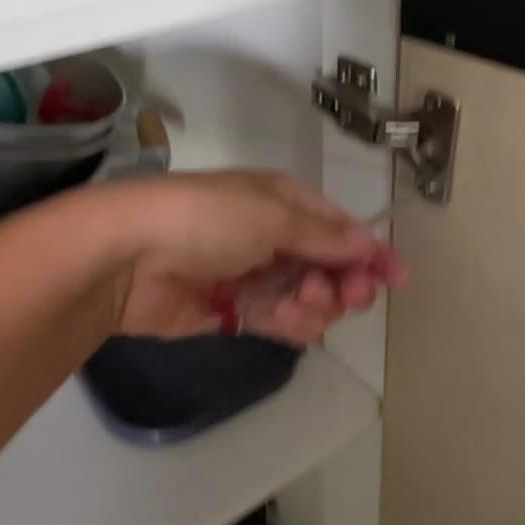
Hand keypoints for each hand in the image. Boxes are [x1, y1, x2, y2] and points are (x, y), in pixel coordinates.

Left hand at [96, 172, 407, 343]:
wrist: (128, 255)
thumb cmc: (205, 219)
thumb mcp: (271, 215)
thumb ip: (323, 236)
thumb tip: (369, 244)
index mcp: (283, 200)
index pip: (338, 226)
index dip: (368, 251)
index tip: (396, 278)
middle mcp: (271, 235)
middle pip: (329, 266)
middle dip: (343, 282)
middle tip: (346, 296)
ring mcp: (252, 274)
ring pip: (307, 297)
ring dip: (315, 304)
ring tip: (299, 304)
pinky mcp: (232, 310)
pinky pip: (277, 320)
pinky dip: (290, 323)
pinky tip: (287, 322)